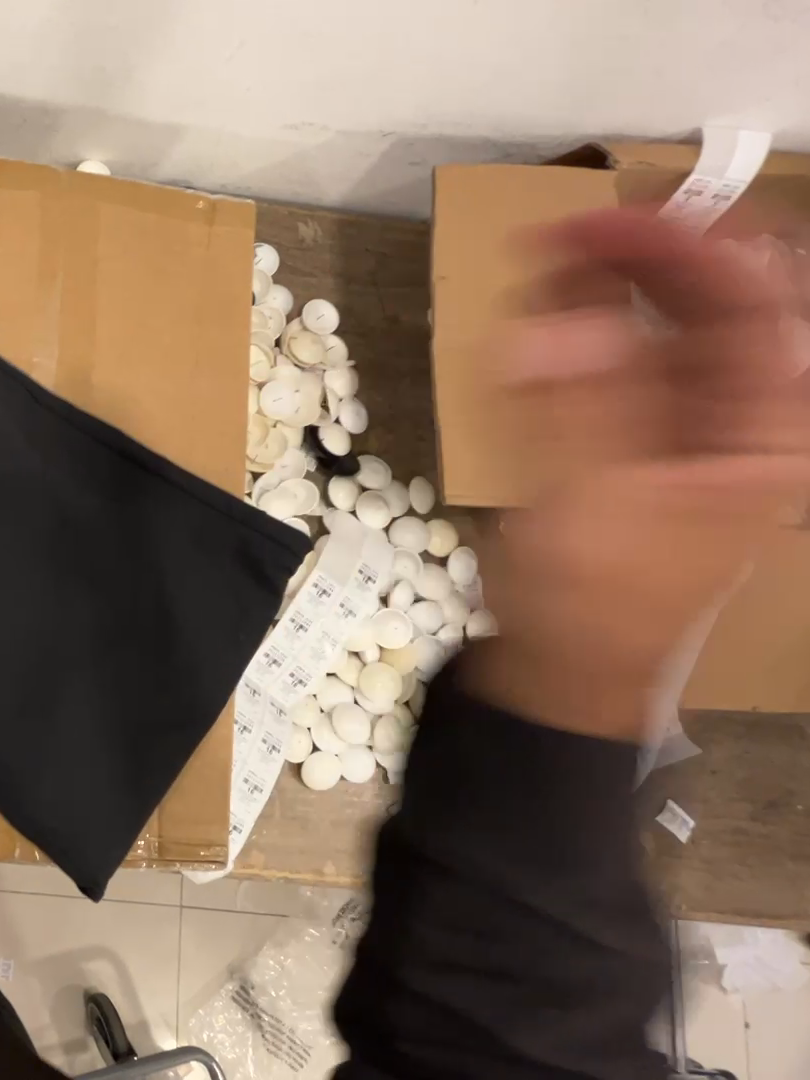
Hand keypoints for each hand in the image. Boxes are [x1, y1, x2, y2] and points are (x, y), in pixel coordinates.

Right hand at [467, 210, 809, 740]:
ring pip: (656, 332)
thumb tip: (545, 322)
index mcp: (764, 424)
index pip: (748, 303)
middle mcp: (736, 412)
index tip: (596, 220)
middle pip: (709, 306)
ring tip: (538, 270)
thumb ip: (576, 407)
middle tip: (552, 237)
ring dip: (600, 294)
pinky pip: (609, 371)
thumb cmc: (597, 597)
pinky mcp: (624, 443)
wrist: (568, 664)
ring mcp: (679, 427)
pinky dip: (572, 340)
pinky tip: (537, 325)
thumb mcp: (594, 502)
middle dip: (637, 261)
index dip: (682, 248)